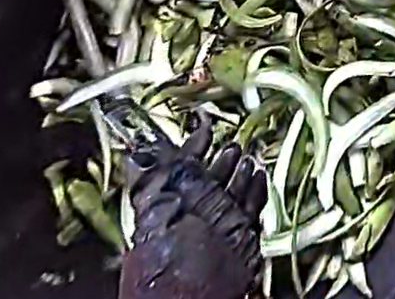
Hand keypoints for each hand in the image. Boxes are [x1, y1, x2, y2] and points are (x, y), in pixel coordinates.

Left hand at [120, 124, 267, 298]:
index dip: (194, 143)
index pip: (185, 164)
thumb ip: (149, 186)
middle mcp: (198, 211)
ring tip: (250, 152)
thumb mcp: (152, 223)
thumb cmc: (165, 270)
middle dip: (225, 154)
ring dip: (244, 169)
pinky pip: (255, 206)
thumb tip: (134, 153)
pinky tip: (260, 175)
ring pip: (237, 187)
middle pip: (215, 174)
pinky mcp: (245, 235)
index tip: (205, 123)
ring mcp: (223, 223)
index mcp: (172, 205)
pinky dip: (259, 189)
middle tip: (233, 139)